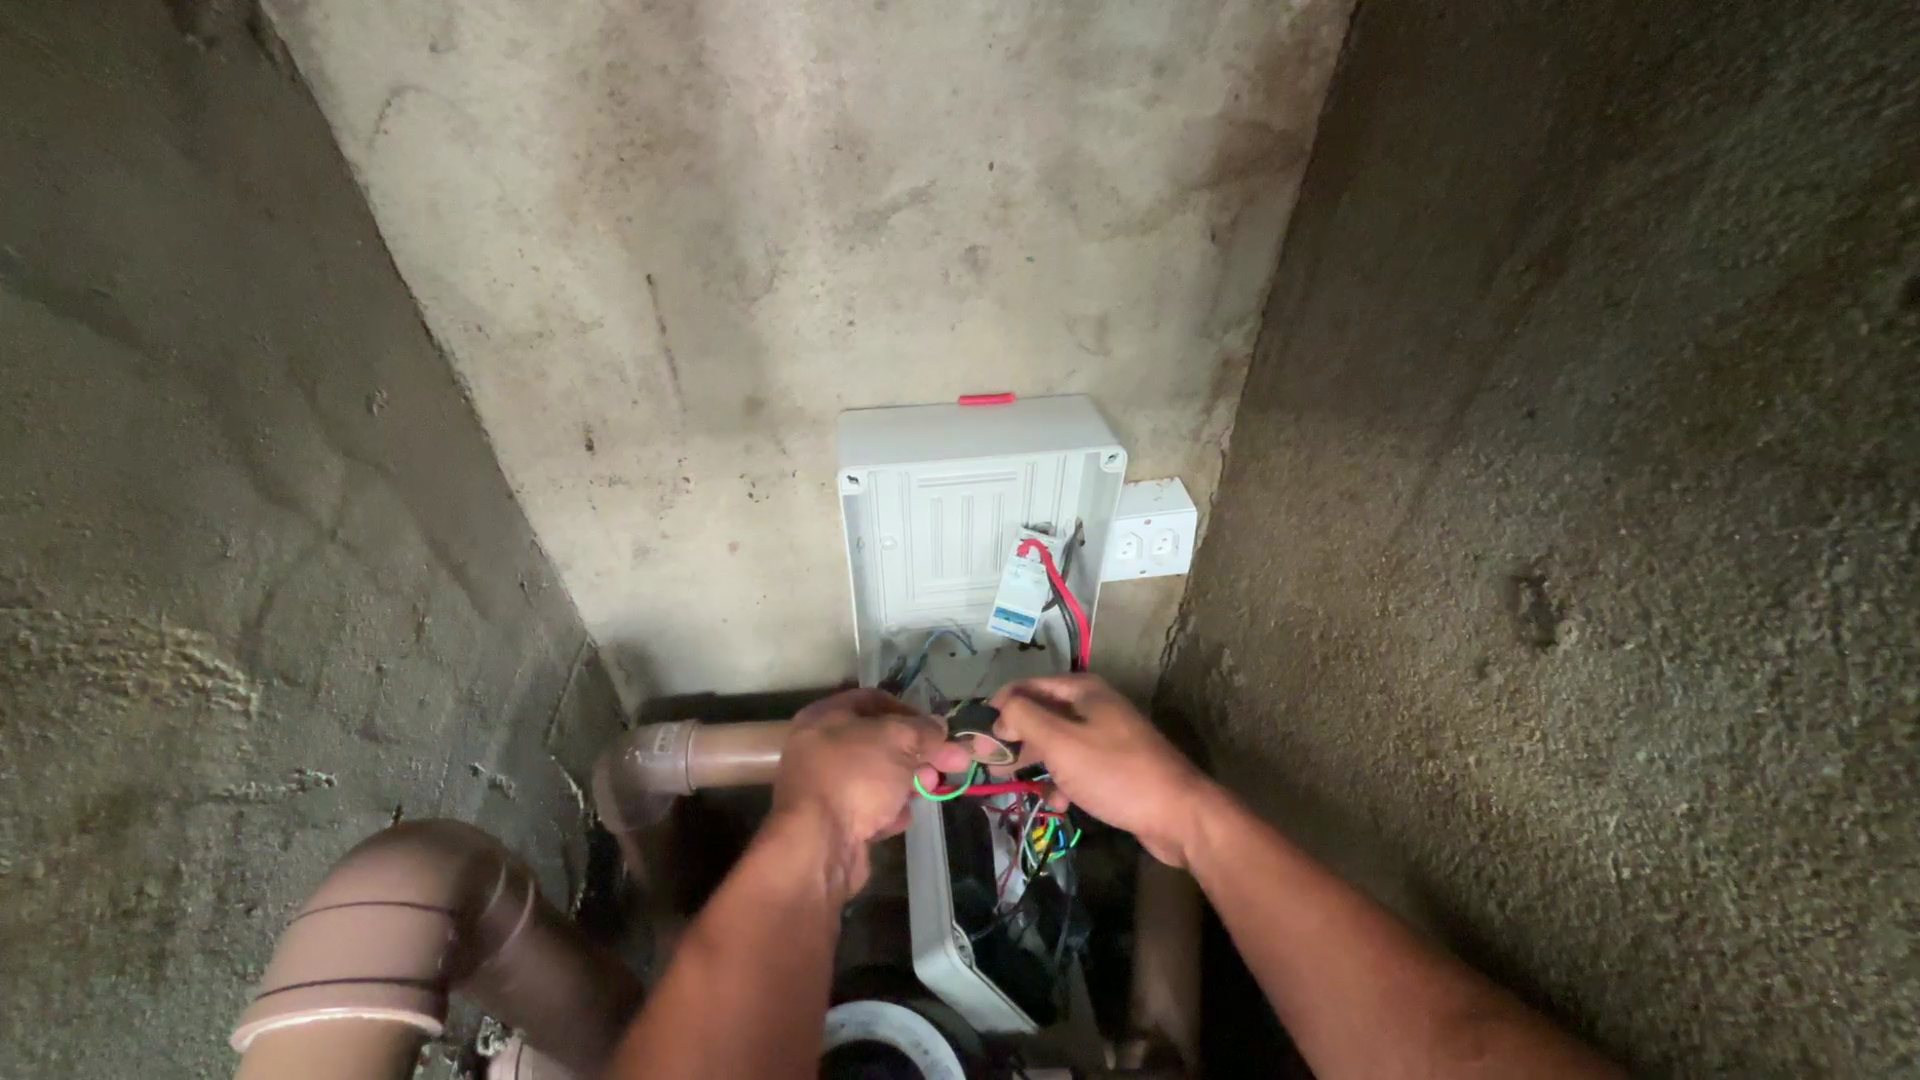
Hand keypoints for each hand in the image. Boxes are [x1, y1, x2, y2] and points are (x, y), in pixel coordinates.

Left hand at [769, 688, 971, 892]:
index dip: (910, 711)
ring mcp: (827, 787)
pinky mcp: (835, 822)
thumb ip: (923, 730)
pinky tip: (902, 816)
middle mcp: (822, 747)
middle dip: (920, 751)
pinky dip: (889, 810)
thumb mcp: (897, 740)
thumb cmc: (855, 776)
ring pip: (878, 776)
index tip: (936, 728)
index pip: (874, 701)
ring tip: (930, 789)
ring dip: (909, 781)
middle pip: (881, 741)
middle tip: (954, 761)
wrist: (817, 845)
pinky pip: (869, 808)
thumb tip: (939, 726)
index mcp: (827, 716)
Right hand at [989, 674, 1219, 867]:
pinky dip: (1062, 781)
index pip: (1026, 687)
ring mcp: (1106, 736)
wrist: (1178, 815)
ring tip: (1012, 786)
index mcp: (1082, 691)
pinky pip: (1076, 766)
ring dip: (1035, 763)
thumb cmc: (1115, 772)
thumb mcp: (1061, 742)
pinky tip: (1057, 803)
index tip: (977, 737)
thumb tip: (999, 710)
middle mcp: (1093, 706)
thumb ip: (1024, 718)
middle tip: (990, 765)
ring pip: (1056, 743)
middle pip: (1040, 714)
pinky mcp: (1114, 766)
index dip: (999, 708)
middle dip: (1014, 739)